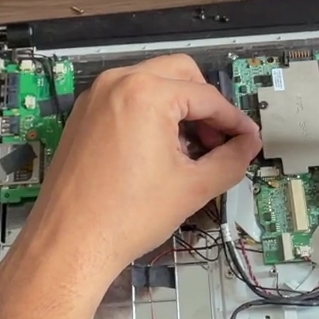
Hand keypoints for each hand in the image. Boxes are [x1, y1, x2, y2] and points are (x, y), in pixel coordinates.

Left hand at [19, 54, 260, 293]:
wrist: (69, 243)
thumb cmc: (126, 216)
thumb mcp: (193, 187)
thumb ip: (230, 160)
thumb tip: (248, 145)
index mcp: (146, 93)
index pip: (206, 96)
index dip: (233, 119)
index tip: (248, 138)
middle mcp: (117, 83)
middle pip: (179, 74)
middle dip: (204, 104)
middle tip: (218, 139)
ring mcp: (95, 97)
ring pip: (152, 84)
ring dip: (177, 107)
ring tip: (189, 150)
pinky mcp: (82, 116)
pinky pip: (127, 99)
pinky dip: (150, 113)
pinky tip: (158, 151)